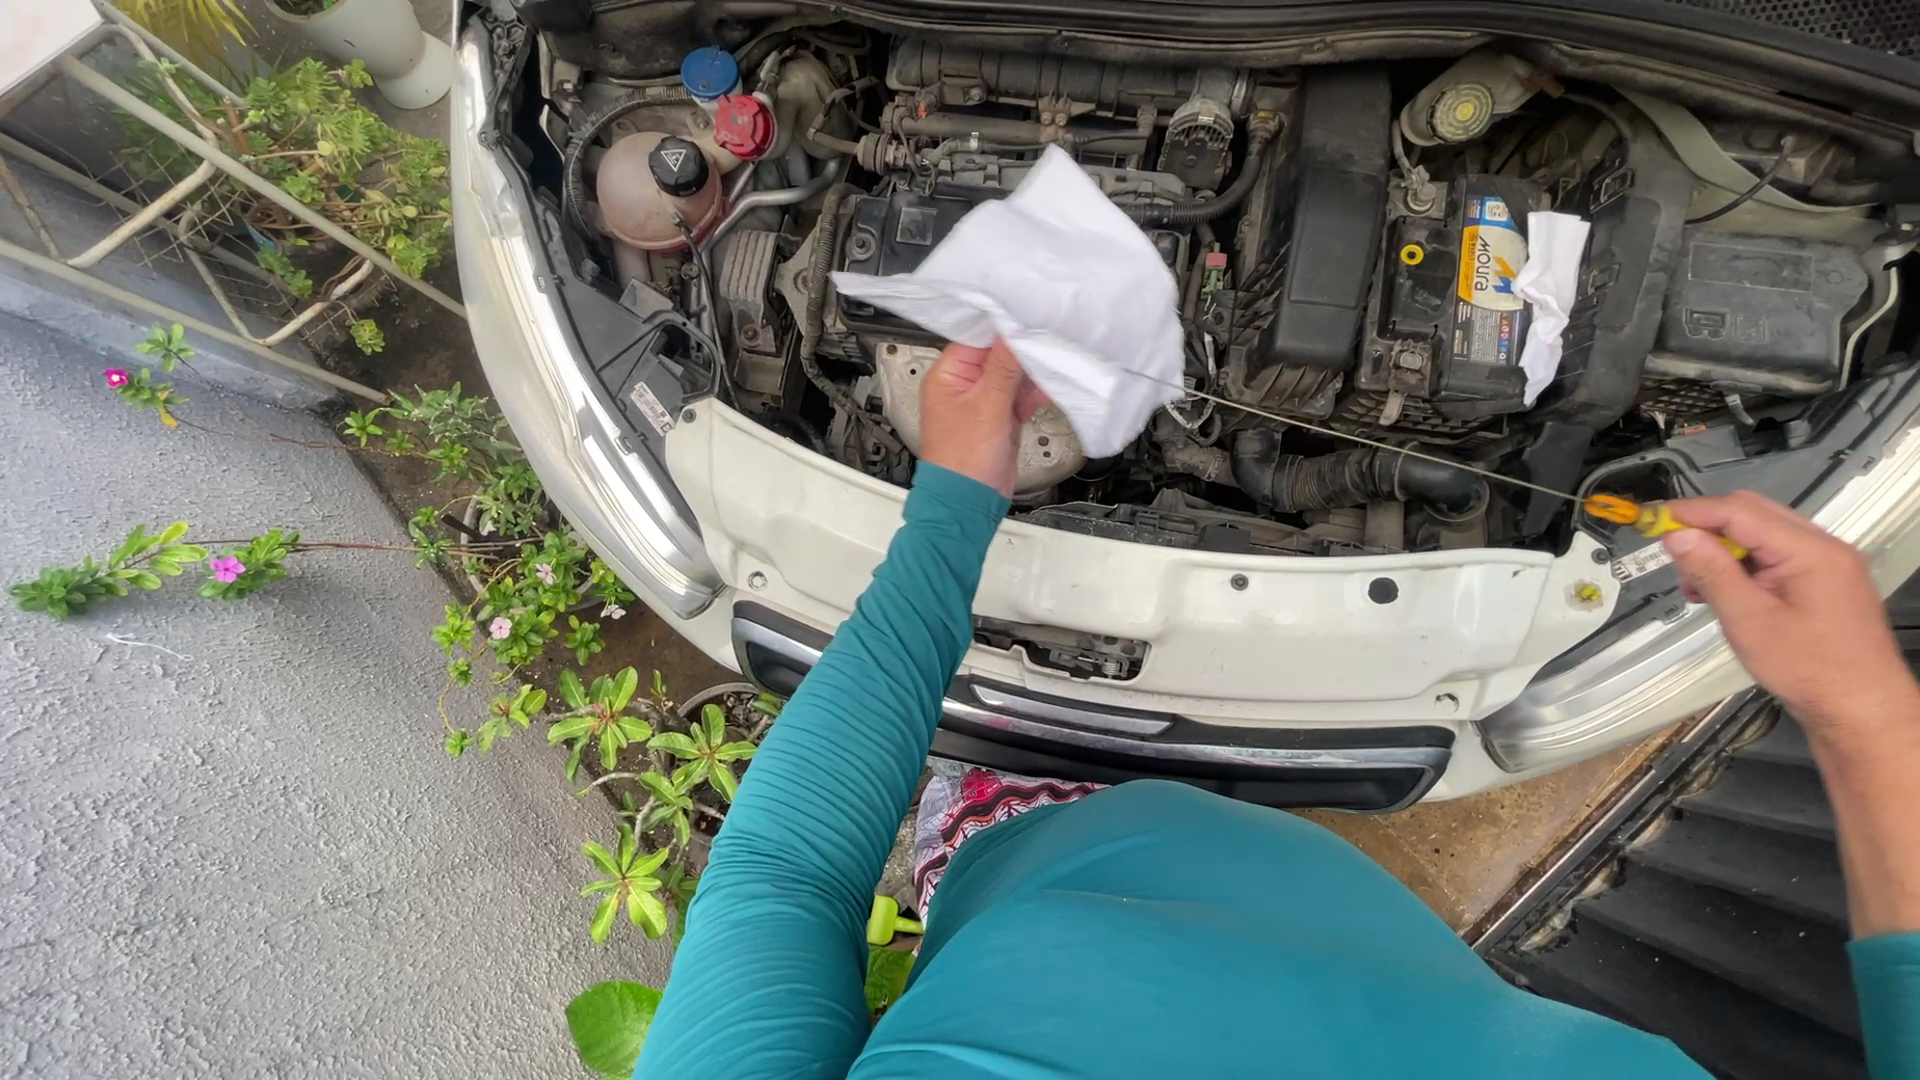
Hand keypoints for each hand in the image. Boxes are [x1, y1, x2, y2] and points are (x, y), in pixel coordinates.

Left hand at [917, 339, 1048, 496]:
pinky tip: (1051, 386)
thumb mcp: (987, 406)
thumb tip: (1013, 332)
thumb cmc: (962, 461)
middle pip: (998, 354)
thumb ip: (1004, 368)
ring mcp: (983, 400)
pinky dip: (1036, 391)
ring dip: (1033, 372)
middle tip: (1047, 342)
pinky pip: (1020, 395)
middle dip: (1022, 351)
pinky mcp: (1000, 415)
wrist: (970, 500)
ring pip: (1013, 374)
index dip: (1003, 328)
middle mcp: (963, 384)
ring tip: (1053, 364)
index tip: (1028, 320)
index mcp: (947, 375)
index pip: (976, 337)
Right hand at [1664, 491, 1919, 738]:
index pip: (1739, 512)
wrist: (1857, 704)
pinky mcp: (1817, 579)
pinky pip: (1767, 553)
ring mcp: (1823, 563)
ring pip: (1756, 531)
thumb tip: (1677, 535)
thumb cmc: (1805, 665)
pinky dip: (1734, 561)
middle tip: (1667, 550)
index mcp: (1811, 553)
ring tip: (1694, 582)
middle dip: (1703, 525)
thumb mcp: (1746, 617)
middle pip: (1751, 512)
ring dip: (1716, 546)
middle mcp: (1822, 548)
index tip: (1647, 521)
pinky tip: (1717, 589)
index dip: (1689, 512)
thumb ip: (1711, 570)